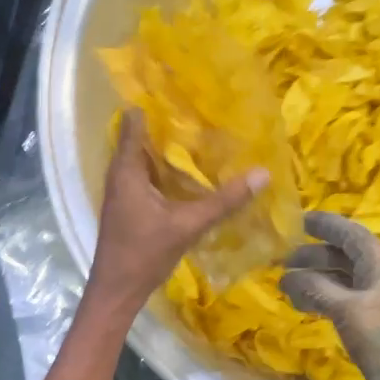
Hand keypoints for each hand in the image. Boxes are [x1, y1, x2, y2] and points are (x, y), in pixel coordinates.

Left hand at [86, 111, 265, 314]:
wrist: (117, 291)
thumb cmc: (144, 254)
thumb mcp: (187, 226)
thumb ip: (223, 201)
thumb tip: (262, 174)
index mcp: (126, 171)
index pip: (134, 123)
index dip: (153, 105)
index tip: (179, 88)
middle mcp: (119, 176)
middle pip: (140, 139)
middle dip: (167, 125)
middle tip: (200, 109)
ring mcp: (121, 193)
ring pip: (143, 161)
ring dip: (166, 150)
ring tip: (200, 135)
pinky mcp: (128, 209)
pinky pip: (146, 178)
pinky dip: (164, 171)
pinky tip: (188, 174)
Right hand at [278, 211, 379, 379]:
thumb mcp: (345, 308)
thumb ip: (315, 288)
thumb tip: (287, 277)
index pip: (353, 236)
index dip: (328, 226)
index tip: (301, 220)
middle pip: (347, 257)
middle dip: (315, 255)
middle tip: (285, 260)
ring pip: (344, 279)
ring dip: (316, 278)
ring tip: (288, 285)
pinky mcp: (374, 323)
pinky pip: (344, 299)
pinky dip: (323, 297)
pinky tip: (305, 305)